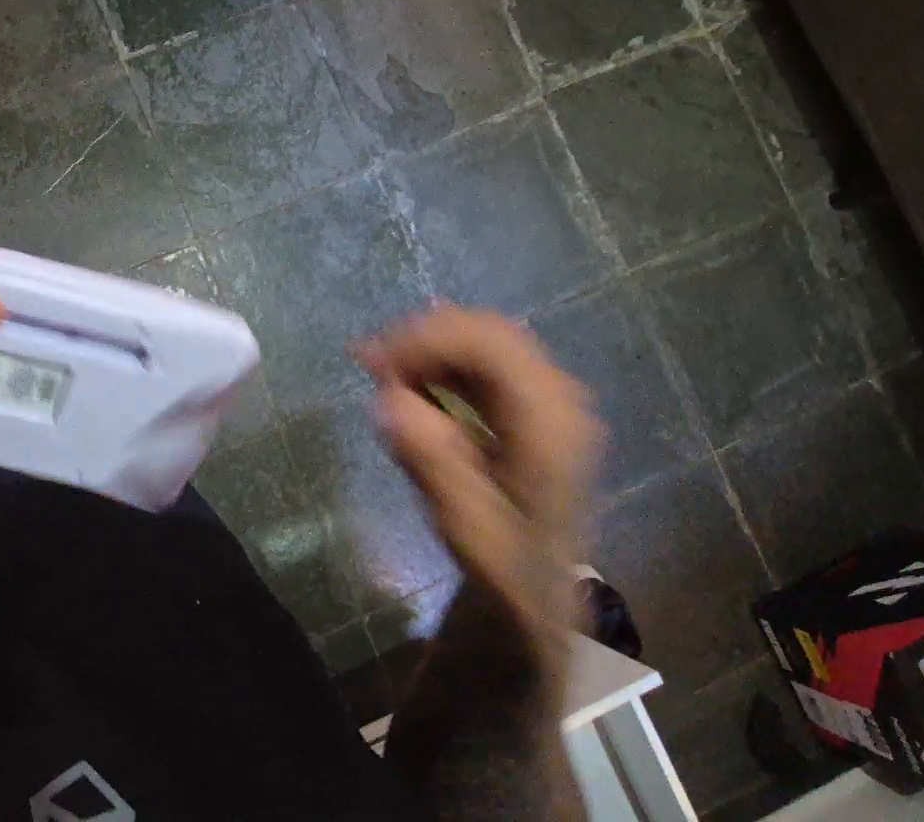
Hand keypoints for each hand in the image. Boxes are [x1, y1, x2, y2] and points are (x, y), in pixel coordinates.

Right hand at [354, 306, 601, 631]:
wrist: (540, 593)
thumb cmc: (505, 564)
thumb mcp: (465, 524)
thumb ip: (433, 460)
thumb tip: (388, 400)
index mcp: (549, 420)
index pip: (487, 345)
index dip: (424, 340)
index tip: (370, 363)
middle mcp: (556, 396)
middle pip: (486, 330)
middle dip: (421, 337)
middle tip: (368, 362)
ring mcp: (545, 398)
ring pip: (482, 340)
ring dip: (428, 348)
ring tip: (381, 372)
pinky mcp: (529, 406)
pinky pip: (482, 361)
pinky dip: (439, 363)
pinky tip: (407, 383)